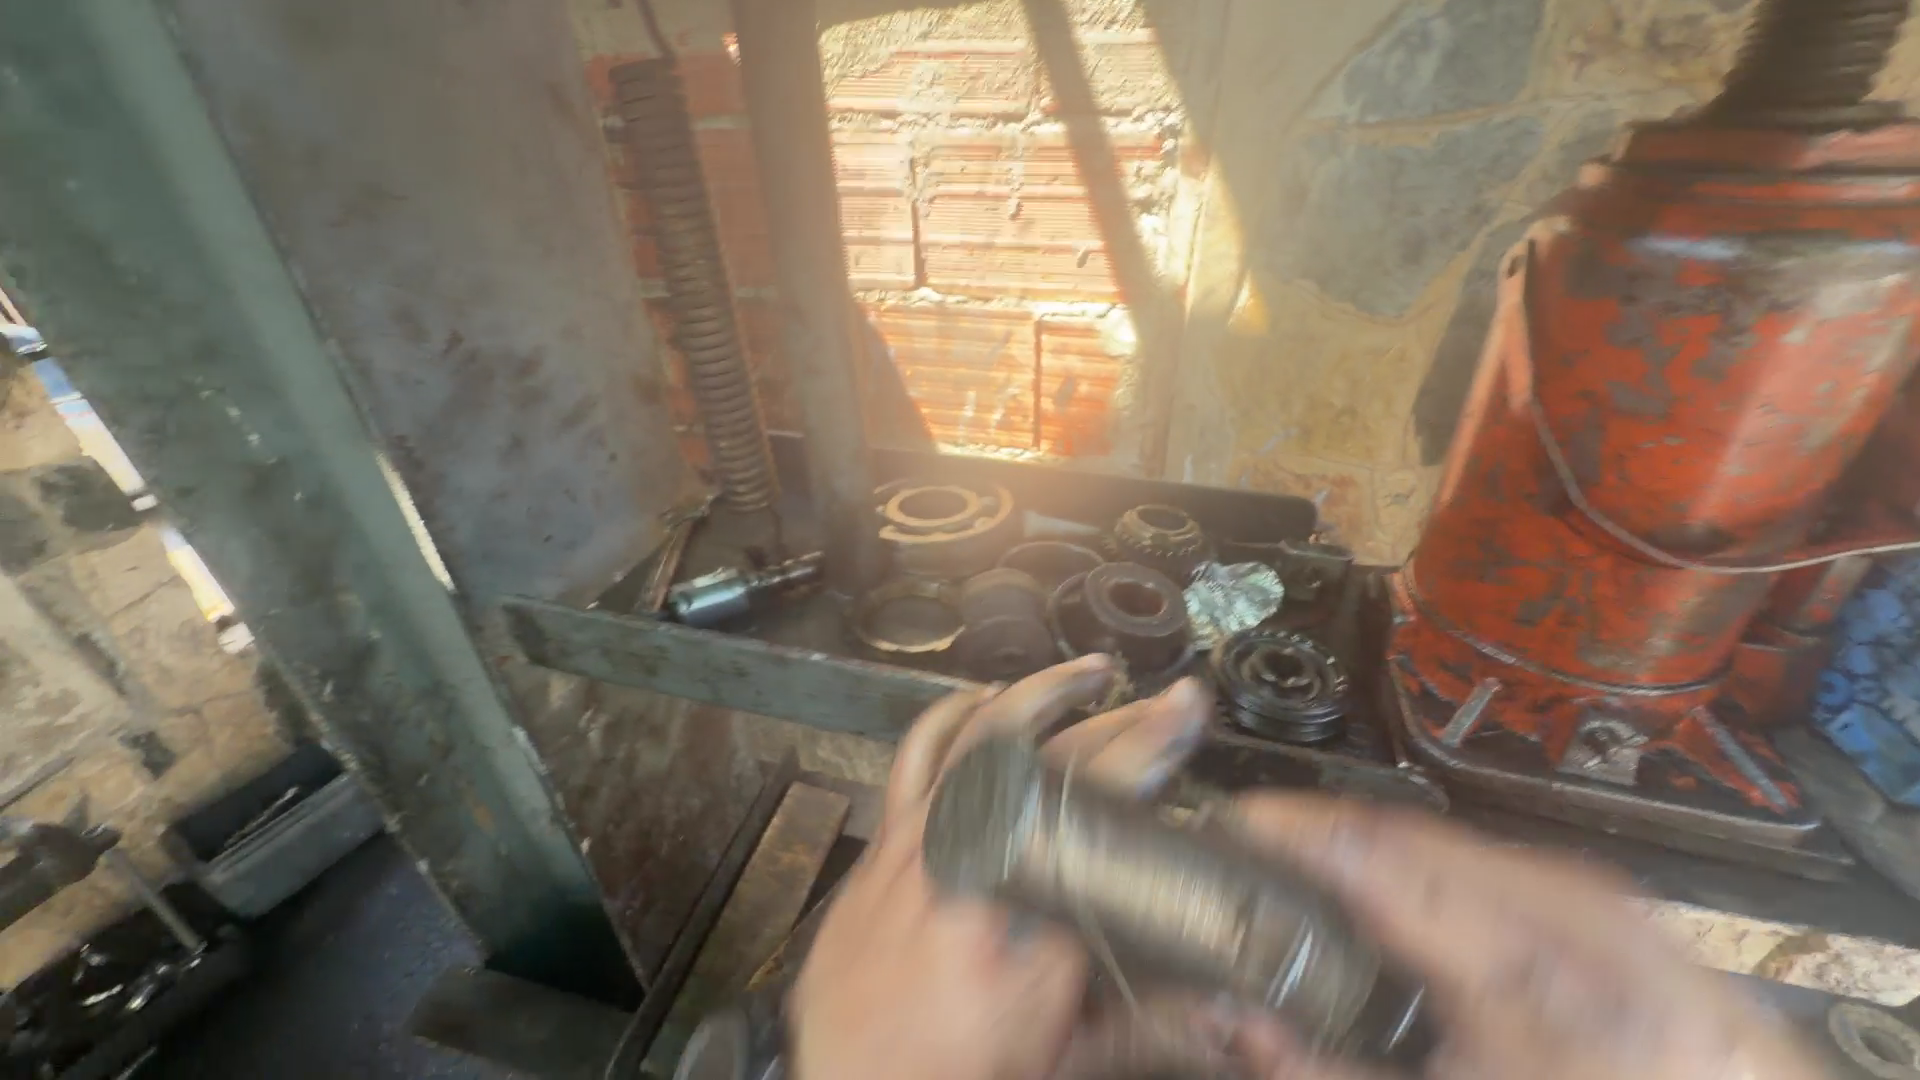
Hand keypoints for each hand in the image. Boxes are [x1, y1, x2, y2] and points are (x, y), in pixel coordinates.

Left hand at [788, 655, 1214, 1079]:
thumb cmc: (957, 1071)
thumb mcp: (1063, 1054)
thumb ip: (1149, 1021)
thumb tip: (1233, 1011)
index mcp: (1023, 901)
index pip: (1095, 798)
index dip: (1150, 744)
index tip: (1186, 710)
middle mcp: (969, 846)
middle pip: (1050, 756)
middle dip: (1120, 718)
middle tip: (1164, 698)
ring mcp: (919, 831)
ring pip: (982, 730)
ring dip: (1039, 691)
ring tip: (1088, 675)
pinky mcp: (887, 835)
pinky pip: (916, 751)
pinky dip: (950, 713)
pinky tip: (979, 697)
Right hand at [1228, 795, 1826, 1079]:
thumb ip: (1327, 1072)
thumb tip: (1233, 1021)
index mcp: (1530, 972)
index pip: (1376, 858)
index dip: (1290, 827)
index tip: (1224, 820)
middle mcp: (1564, 908)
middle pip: (1397, 831)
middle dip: (1311, 826)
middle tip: (1245, 840)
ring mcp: (1589, 890)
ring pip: (1433, 832)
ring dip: (1356, 835)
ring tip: (1296, 852)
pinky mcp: (1599, 890)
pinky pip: (1471, 850)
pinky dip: (1408, 853)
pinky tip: (1379, 877)